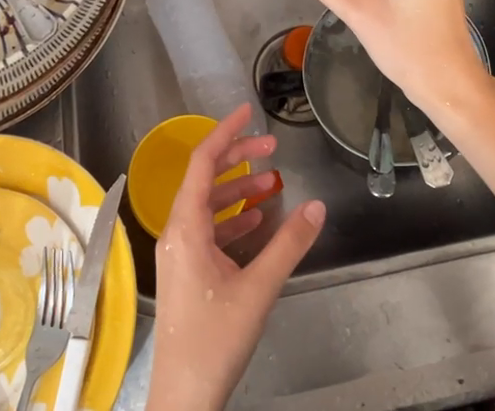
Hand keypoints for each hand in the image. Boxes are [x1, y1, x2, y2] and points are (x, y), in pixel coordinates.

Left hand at [147, 105, 323, 410]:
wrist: (184, 395)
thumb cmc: (214, 340)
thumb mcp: (258, 289)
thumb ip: (289, 244)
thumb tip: (316, 204)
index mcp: (185, 228)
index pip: (203, 164)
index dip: (225, 133)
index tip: (248, 112)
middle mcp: (177, 233)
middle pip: (206, 180)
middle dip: (239, 159)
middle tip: (273, 147)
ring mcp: (181, 254)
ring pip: (209, 206)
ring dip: (240, 190)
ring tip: (274, 182)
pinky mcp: (189, 273)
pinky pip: (210, 231)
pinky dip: (235, 219)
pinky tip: (261, 221)